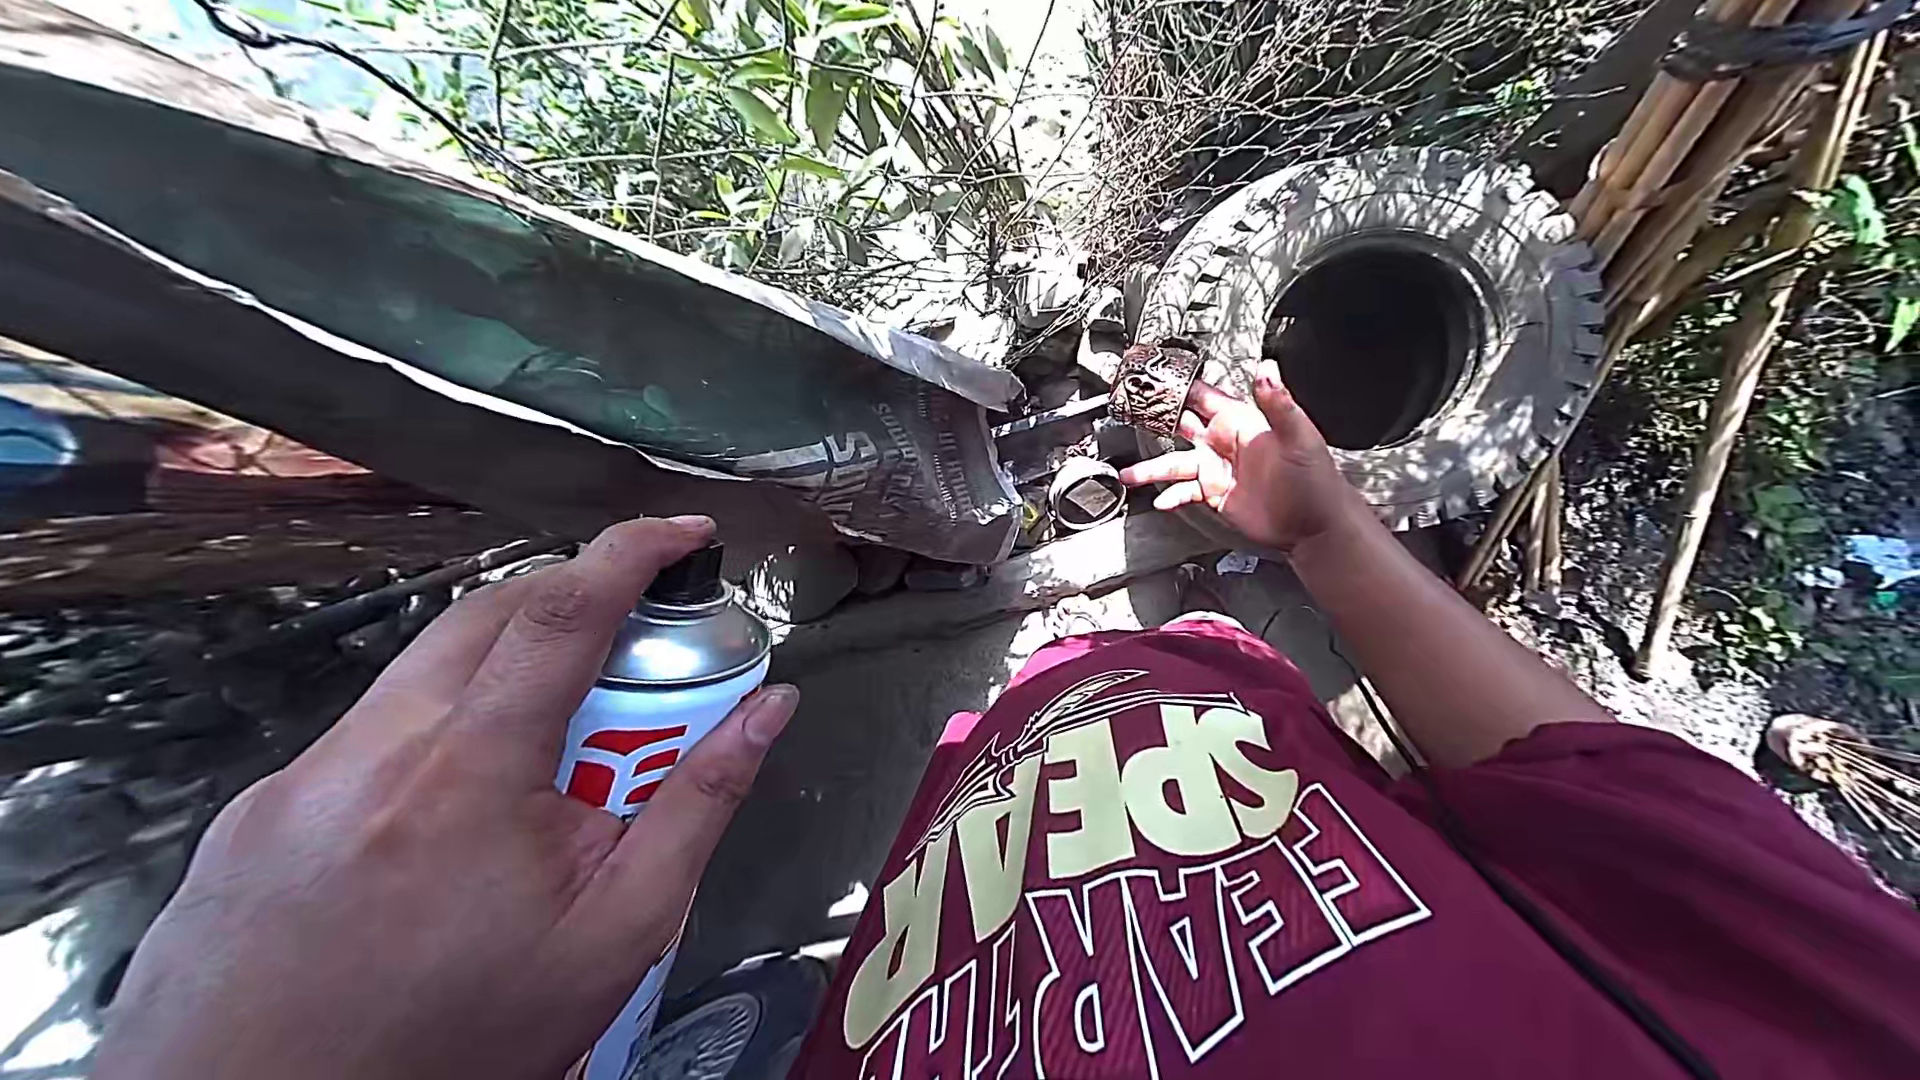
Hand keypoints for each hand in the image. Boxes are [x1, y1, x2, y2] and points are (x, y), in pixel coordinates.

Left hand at [95, 516, 798, 1079]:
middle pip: (492, 613)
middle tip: (638, 643)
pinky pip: (385, 717)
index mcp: (464, 779)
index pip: (561, 615)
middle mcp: (365, 756)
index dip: (632, 551)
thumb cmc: (468, 1041)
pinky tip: (476, 797)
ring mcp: (296, 780)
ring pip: (435, 660)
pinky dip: (459, 713)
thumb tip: (772, 706)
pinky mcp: (259, 810)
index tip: (686, 532)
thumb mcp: (626, 923)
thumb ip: (706, 797)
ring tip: (567, 738)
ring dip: (521, 659)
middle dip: (582, 597)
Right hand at [1119, 358, 1363, 550]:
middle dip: (1153, 422)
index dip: (1179, 388)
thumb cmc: (1313, 480)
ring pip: (1173, 463)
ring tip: (1128, 475)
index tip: (1153, 380)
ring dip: (1150, 469)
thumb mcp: (1297, 437)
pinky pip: (1184, 492)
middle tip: (1128, 417)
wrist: (1312, 525)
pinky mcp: (1213, 494)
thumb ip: (1277, 404)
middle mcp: (1222, 443)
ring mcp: (1215, 469)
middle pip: (1178, 427)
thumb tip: (1267, 369)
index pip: (1202, 397)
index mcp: (1239, 422)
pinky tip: (1163, 501)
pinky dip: (1171, 496)